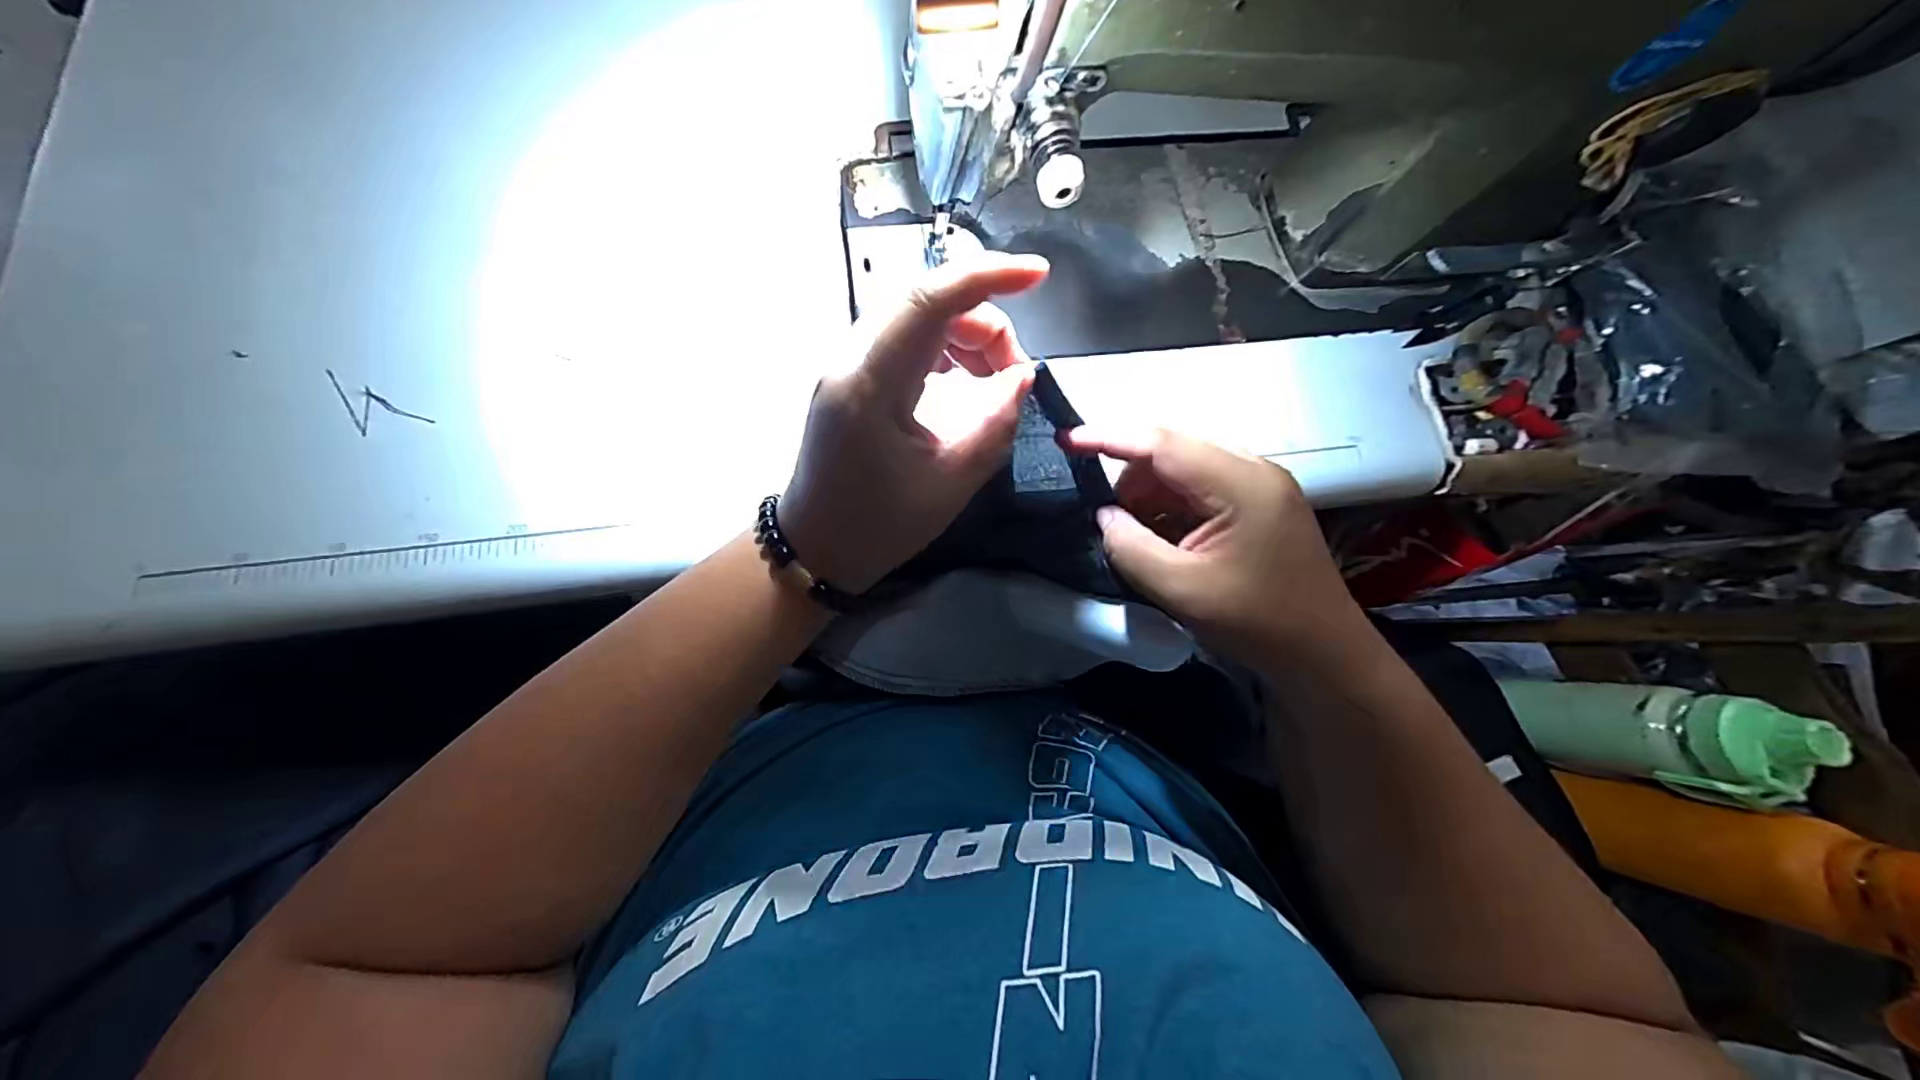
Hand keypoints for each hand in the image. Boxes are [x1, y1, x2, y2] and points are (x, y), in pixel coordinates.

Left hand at [779, 253, 1049, 593]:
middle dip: (986, 319)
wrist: (816, 547)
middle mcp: (852, 360)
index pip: (928, 300)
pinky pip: (906, 339)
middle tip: (1016, 373)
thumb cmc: (878, 527)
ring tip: (997, 383)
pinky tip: (967, 381)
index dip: (988, 275)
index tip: (1038, 274)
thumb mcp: (951, 485)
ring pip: (917, 315)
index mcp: (871, 386)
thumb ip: (996, 425)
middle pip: (926, 300)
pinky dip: (947, 348)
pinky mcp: (853, 376)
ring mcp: (847, 365)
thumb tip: (1022, 378)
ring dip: (968, 334)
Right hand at [1062, 427, 1368, 663]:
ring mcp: (1259, 486)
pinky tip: (1167, 544)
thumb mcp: (1180, 589)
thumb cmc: (1256, 622)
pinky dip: (1173, 510)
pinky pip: (1201, 490)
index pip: (1161, 443)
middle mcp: (1253, 471)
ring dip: (1151, 499)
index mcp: (1240, 483)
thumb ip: (1131, 546)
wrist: (1322, 655)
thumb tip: (1104, 515)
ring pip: (1183, 471)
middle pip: (1172, 453)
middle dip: (1131, 482)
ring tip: (1143, 542)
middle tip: (1112, 526)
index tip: (1067, 440)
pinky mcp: (1259, 505)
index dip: (1108, 438)